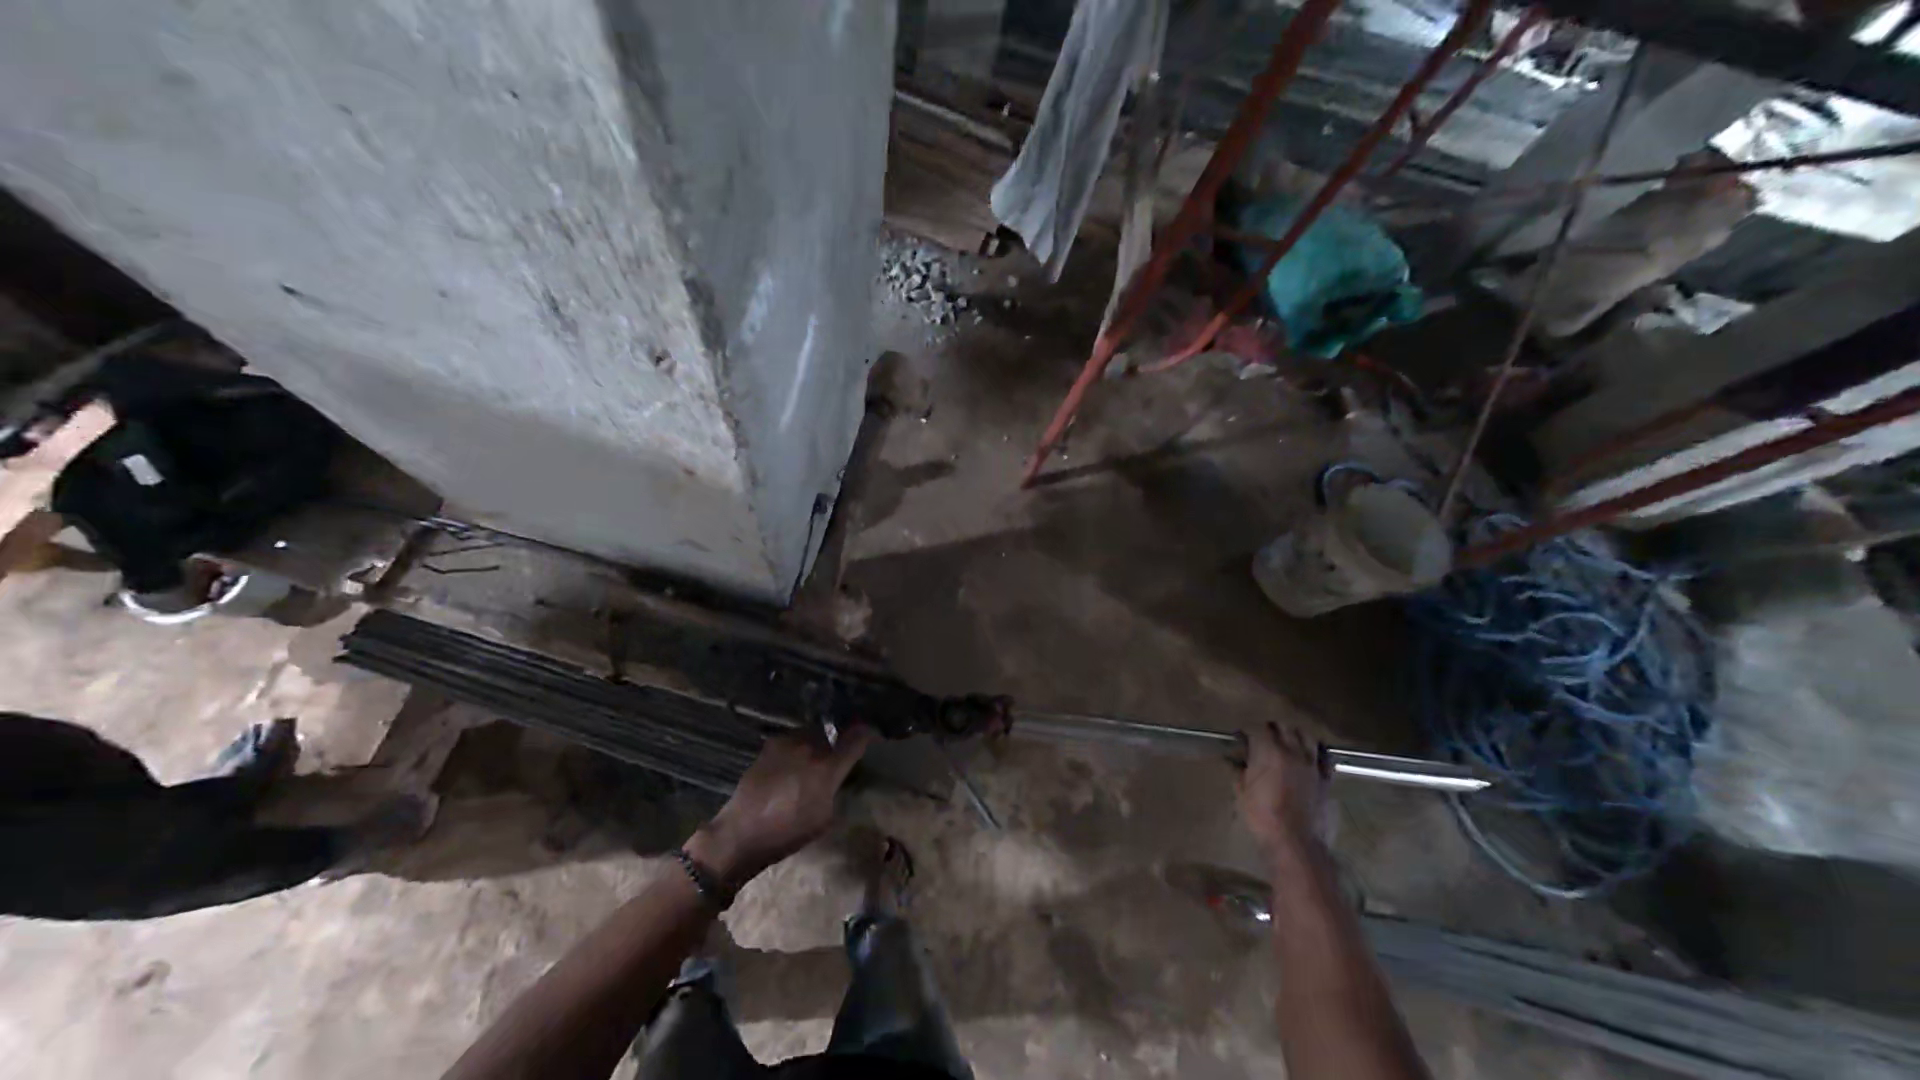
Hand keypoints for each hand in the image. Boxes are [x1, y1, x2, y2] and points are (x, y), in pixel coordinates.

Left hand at [686, 728, 877, 886]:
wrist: (741, 832)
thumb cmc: (787, 832)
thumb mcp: (824, 817)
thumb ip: (836, 788)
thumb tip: (840, 773)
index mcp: (828, 767)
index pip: (858, 738)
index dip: (868, 734)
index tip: (873, 735)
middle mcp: (810, 747)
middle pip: (834, 732)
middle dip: (840, 740)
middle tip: (841, 754)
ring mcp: (788, 742)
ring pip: (813, 733)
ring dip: (819, 742)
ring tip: (815, 757)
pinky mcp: (770, 745)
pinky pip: (794, 739)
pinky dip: (800, 747)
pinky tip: (794, 762)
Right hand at [1236, 723, 1328, 867]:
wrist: (1296, 842)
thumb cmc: (1262, 817)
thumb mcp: (1242, 792)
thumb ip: (1238, 771)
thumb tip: (1233, 760)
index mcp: (1268, 752)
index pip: (1257, 729)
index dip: (1247, 732)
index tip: (1240, 738)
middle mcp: (1292, 751)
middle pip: (1282, 727)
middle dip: (1270, 729)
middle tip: (1261, 738)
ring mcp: (1312, 764)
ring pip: (1306, 736)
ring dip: (1294, 735)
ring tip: (1287, 743)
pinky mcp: (1327, 778)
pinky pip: (1324, 756)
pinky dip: (1316, 752)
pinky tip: (1311, 757)